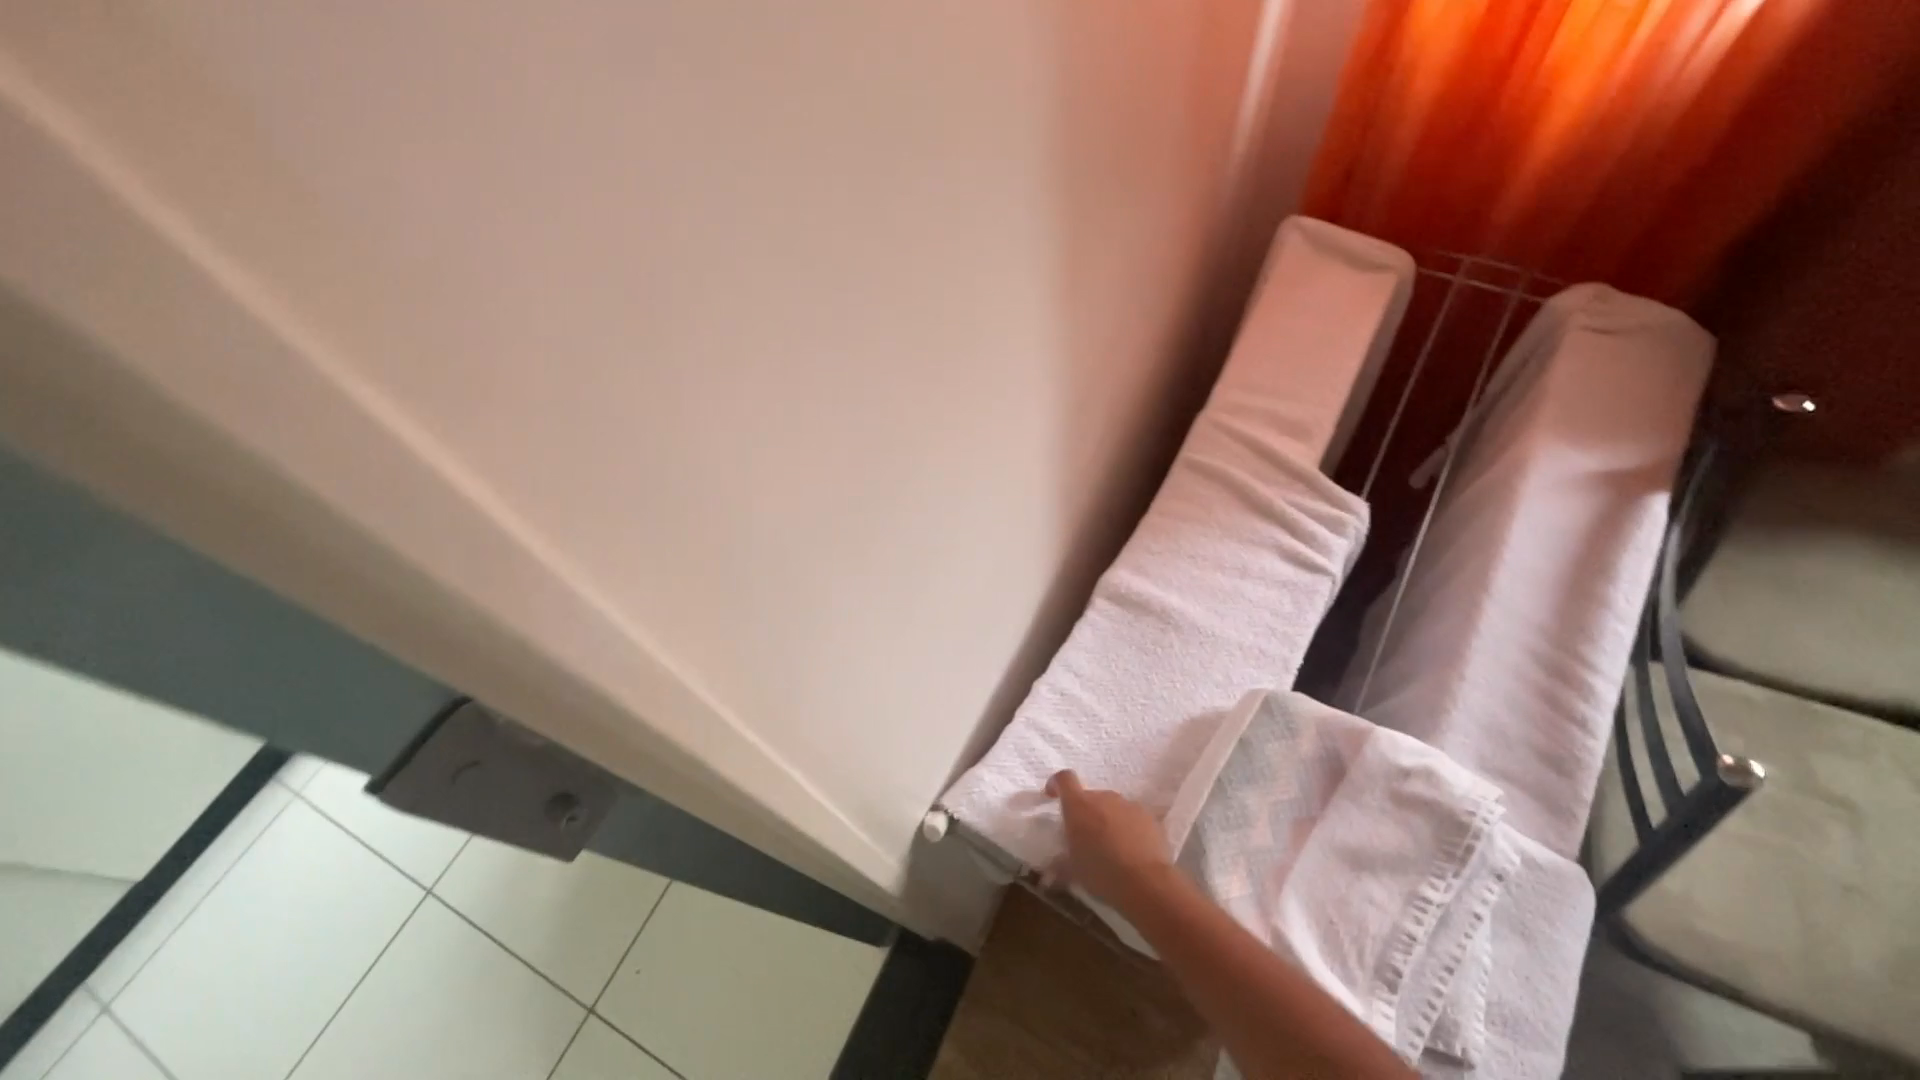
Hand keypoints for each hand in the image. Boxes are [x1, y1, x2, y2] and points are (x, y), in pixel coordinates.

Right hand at [1044, 769, 1174, 911]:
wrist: (1146, 882)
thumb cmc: (1101, 873)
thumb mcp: (1073, 870)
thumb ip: (1060, 863)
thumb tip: (1051, 869)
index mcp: (1079, 806)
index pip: (1064, 779)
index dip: (1057, 784)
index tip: (1053, 796)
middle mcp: (1104, 798)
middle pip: (1090, 797)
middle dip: (1086, 812)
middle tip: (1086, 838)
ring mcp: (1129, 805)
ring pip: (1112, 807)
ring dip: (1108, 820)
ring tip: (1111, 847)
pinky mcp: (1149, 817)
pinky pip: (1132, 817)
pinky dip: (1128, 828)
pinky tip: (1131, 851)